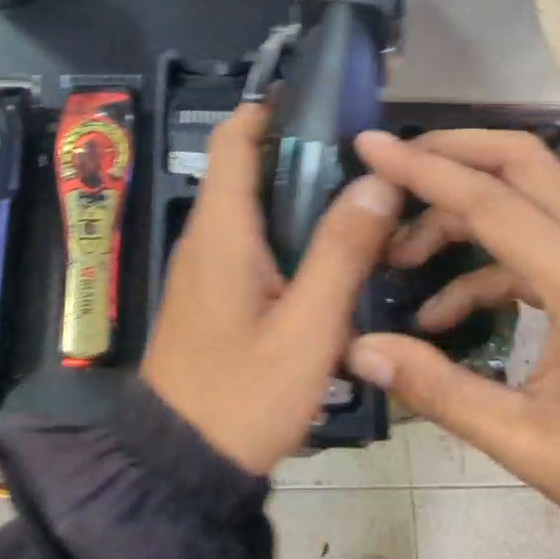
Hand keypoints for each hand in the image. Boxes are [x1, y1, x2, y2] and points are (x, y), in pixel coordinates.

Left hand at [140, 104, 403, 475]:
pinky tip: (330, 243)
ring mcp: (206, 262)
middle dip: (298, 146)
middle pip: (245, 165)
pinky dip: (286, 222)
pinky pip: (249, 234)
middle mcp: (207, 233)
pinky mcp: (214, 288)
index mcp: (221, 229)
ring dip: (296, 186)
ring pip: (251, 201)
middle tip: (362, 148)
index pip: (233, 139)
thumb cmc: (243, 393)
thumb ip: (341, 252)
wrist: (182, 461)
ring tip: (358, 187)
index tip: (323, 98)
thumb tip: (377, 178)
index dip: (270, 107)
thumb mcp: (307, 328)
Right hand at [349, 130, 559, 558]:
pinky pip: (541, 237)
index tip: (368, 145)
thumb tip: (359, 350)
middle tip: (390, 170)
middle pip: (521, 161)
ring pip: (532, 190)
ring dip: (465, 205)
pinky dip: (489, 253)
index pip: (488, 200)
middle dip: (449, 152)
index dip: (421, 168)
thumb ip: (440, 390)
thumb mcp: (529, 443)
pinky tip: (447, 307)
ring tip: (403, 253)